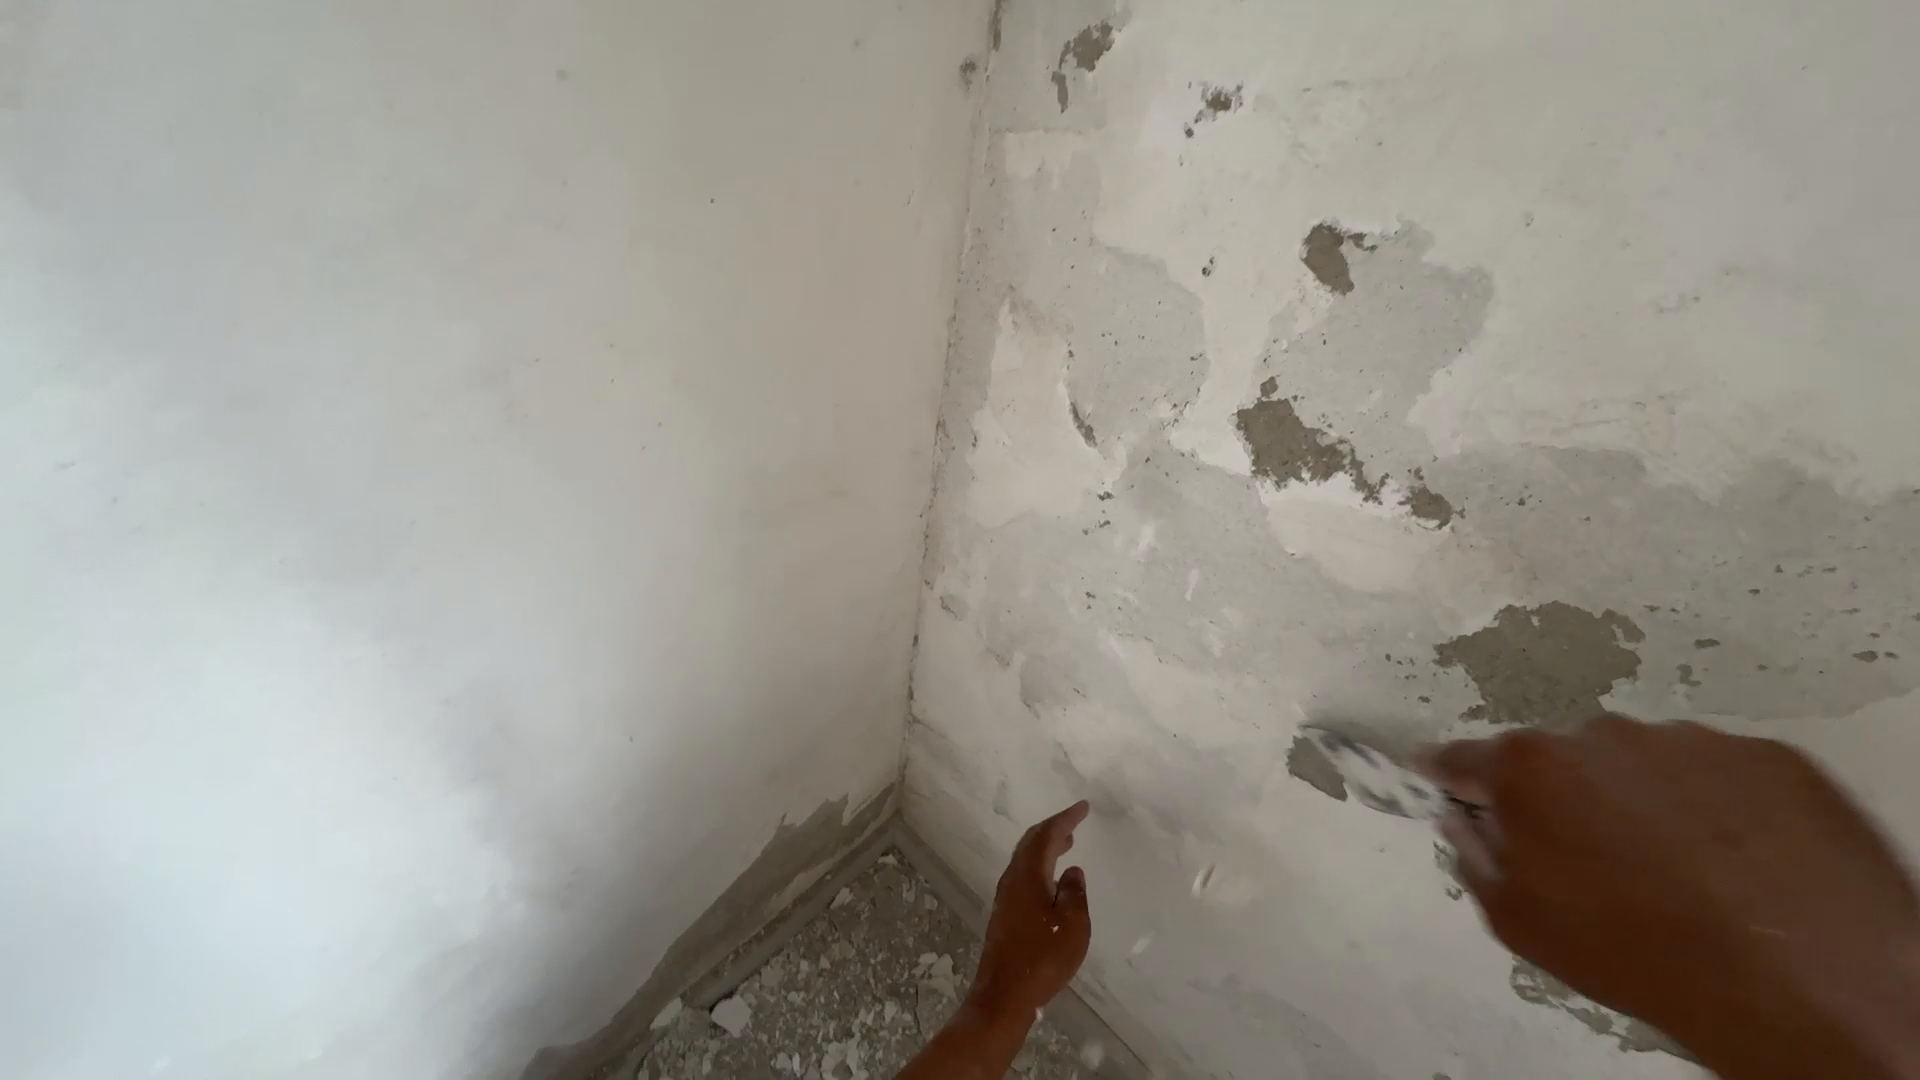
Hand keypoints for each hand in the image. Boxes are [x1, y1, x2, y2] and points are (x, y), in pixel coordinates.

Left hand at [895, 802, 1091, 1079]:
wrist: (1005, 994)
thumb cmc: (1043, 957)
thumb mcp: (1072, 924)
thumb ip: (1074, 893)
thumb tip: (1071, 870)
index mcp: (1029, 873)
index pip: (1047, 834)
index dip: (1066, 818)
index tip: (1083, 807)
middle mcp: (1013, 878)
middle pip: (1032, 842)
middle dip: (1053, 828)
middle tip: (1074, 821)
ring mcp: (1006, 895)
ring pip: (1027, 858)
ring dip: (1046, 846)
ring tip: (1067, 844)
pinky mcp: (1006, 912)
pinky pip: (1025, 874)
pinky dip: (1040, 865)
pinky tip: (1052, 880)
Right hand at [1422, 715, 1919, 1078]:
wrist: (1813, 991)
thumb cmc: (1635, 954)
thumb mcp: (1518, 922)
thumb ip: (1470, 857)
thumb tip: (1461, 821)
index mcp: (1527, 766)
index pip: (1463, 756)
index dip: (1446, 771)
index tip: (1436, 773)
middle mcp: (1598, 734)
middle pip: (1556, 758)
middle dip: (1557, 793)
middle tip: (1588, 853)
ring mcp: (1689, 740)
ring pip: (1637, 761)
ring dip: (1635, 795)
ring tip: (1677, 862)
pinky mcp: (1772, 758)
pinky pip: (1715, 772)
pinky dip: (1711, 803)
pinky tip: (1733, 858)